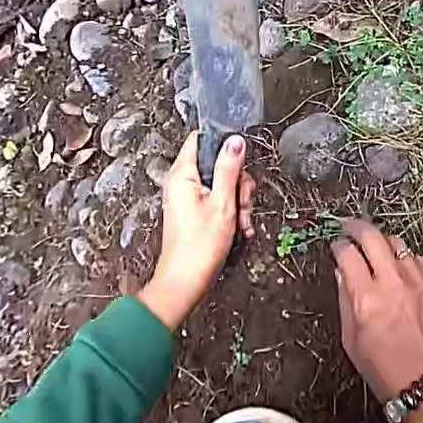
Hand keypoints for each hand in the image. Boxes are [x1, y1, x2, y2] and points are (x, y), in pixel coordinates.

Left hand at [136, 132, 255, 329]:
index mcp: (182, 175)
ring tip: (240, 220)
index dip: (224, 145)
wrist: (185, 284)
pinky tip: (238, 227)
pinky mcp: (193, 211)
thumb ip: (229, 168)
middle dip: (238, 181)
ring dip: (238, 200)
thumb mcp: (223, 202)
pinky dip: (231, 211)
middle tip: (242, 201)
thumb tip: (235, 141)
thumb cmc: (199, 248)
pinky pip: (218, 200)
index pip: (201, 139)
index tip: (239, 162)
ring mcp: (187, 197)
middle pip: (218, 163)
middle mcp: (181, 182)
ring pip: (222, 183)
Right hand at [332, 219, 422, 398]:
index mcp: (367, 300)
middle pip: (373, 237)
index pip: (348, 255)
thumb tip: (342, 271)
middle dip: (357, 227)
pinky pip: (417, 260)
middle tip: (350, 227)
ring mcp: (419, 282)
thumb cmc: (386, 370)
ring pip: (397, 243)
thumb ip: (345, 300)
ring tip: (375, 247)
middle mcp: (394, 284)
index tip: (336, 246)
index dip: (338, 246)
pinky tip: (398, 267)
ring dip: (382, 241)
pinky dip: (404, 259)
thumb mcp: (352, 341)